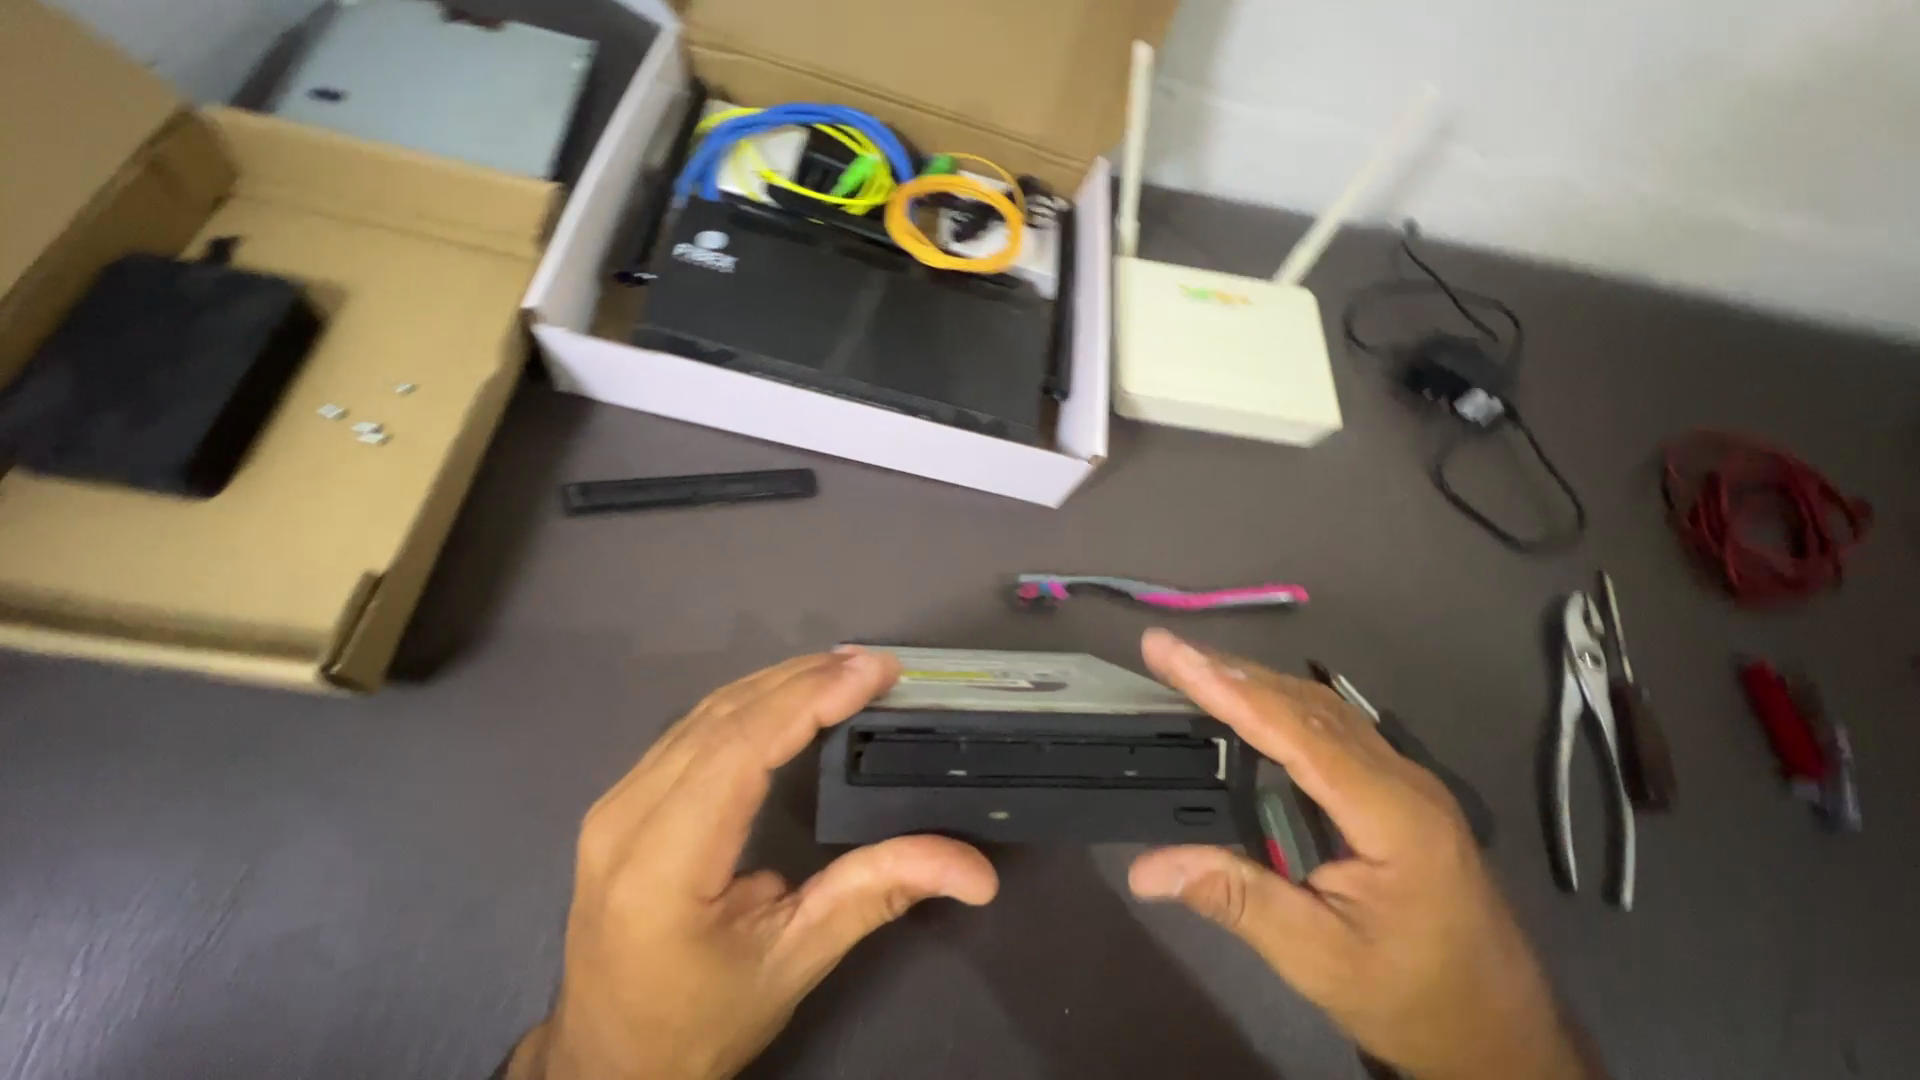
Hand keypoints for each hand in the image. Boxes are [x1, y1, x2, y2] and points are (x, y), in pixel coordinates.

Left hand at [510, 648, 998, 1079]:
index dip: (810, 699)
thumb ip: (876, 895)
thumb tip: (974, 870)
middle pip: (722, 719)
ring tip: (842, 667)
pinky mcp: (620, 802)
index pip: (740, 750)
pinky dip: (747, 702)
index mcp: (663, 866)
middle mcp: (626, 818)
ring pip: (702, 715)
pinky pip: (689, 731)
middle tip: (874, 663)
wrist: (607, 1062)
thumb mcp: (793, 962)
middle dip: (803, 680)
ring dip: (776, 682)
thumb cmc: (699, 1023)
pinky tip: (788, 694)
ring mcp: (614, 804)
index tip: (875, 670)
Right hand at [1130, 630, 1597, 1079]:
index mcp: (1393, 816)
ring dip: (1256, 683)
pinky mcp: (1397, 793)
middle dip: (1233, 672)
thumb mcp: (1318, 958)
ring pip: (1323, 710)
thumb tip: (1146, 870)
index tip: (1172, 655)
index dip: (1231, 691)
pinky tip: (1250, 705)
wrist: (1498, 1032)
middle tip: (1166, 650)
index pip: (1299, 733)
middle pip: (1309, 706)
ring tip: (1193, 666)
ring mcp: (1406, 782)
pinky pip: (1333, 731)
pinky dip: (1280, 707)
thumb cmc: (1413, 997)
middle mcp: (1403, 781)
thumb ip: (1237, 899)